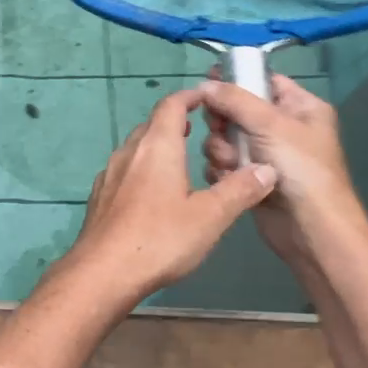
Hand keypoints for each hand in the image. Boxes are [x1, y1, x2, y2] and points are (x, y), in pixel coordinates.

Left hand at [54, 88, 279, 306]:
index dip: (189, 97)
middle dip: (175, 122)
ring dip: (157, 146)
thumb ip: (240, 190)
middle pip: (151, 125)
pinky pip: (124, 170)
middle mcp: (129, 152)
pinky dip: (142, 168)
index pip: (171, 107)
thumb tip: (267, 168)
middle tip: (199, 130)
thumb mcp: (211, 216)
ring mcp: (110, 174)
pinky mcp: (100, 195)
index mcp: (156, 147)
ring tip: (181, 160)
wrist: (104, 270)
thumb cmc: (161, 238)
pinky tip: (153, 191)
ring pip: (136, 148)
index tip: (207, 98)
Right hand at [200, 74, 367, 265]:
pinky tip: (228, 177)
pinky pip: (224, 162)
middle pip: (236, 109)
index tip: (207, 84)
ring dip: (221, 149)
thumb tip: (204, 85)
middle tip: (221, 131)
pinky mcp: (251, 176)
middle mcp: (282, 127)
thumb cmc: (301, 168)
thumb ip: (234, 100)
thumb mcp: (270, 124)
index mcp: (300, 107)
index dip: (235, 79)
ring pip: (224, 137)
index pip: (263, 80)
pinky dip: (222, 169)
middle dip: (223, 123)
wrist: (310, 228)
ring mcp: (266, 153)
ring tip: (231, 163)